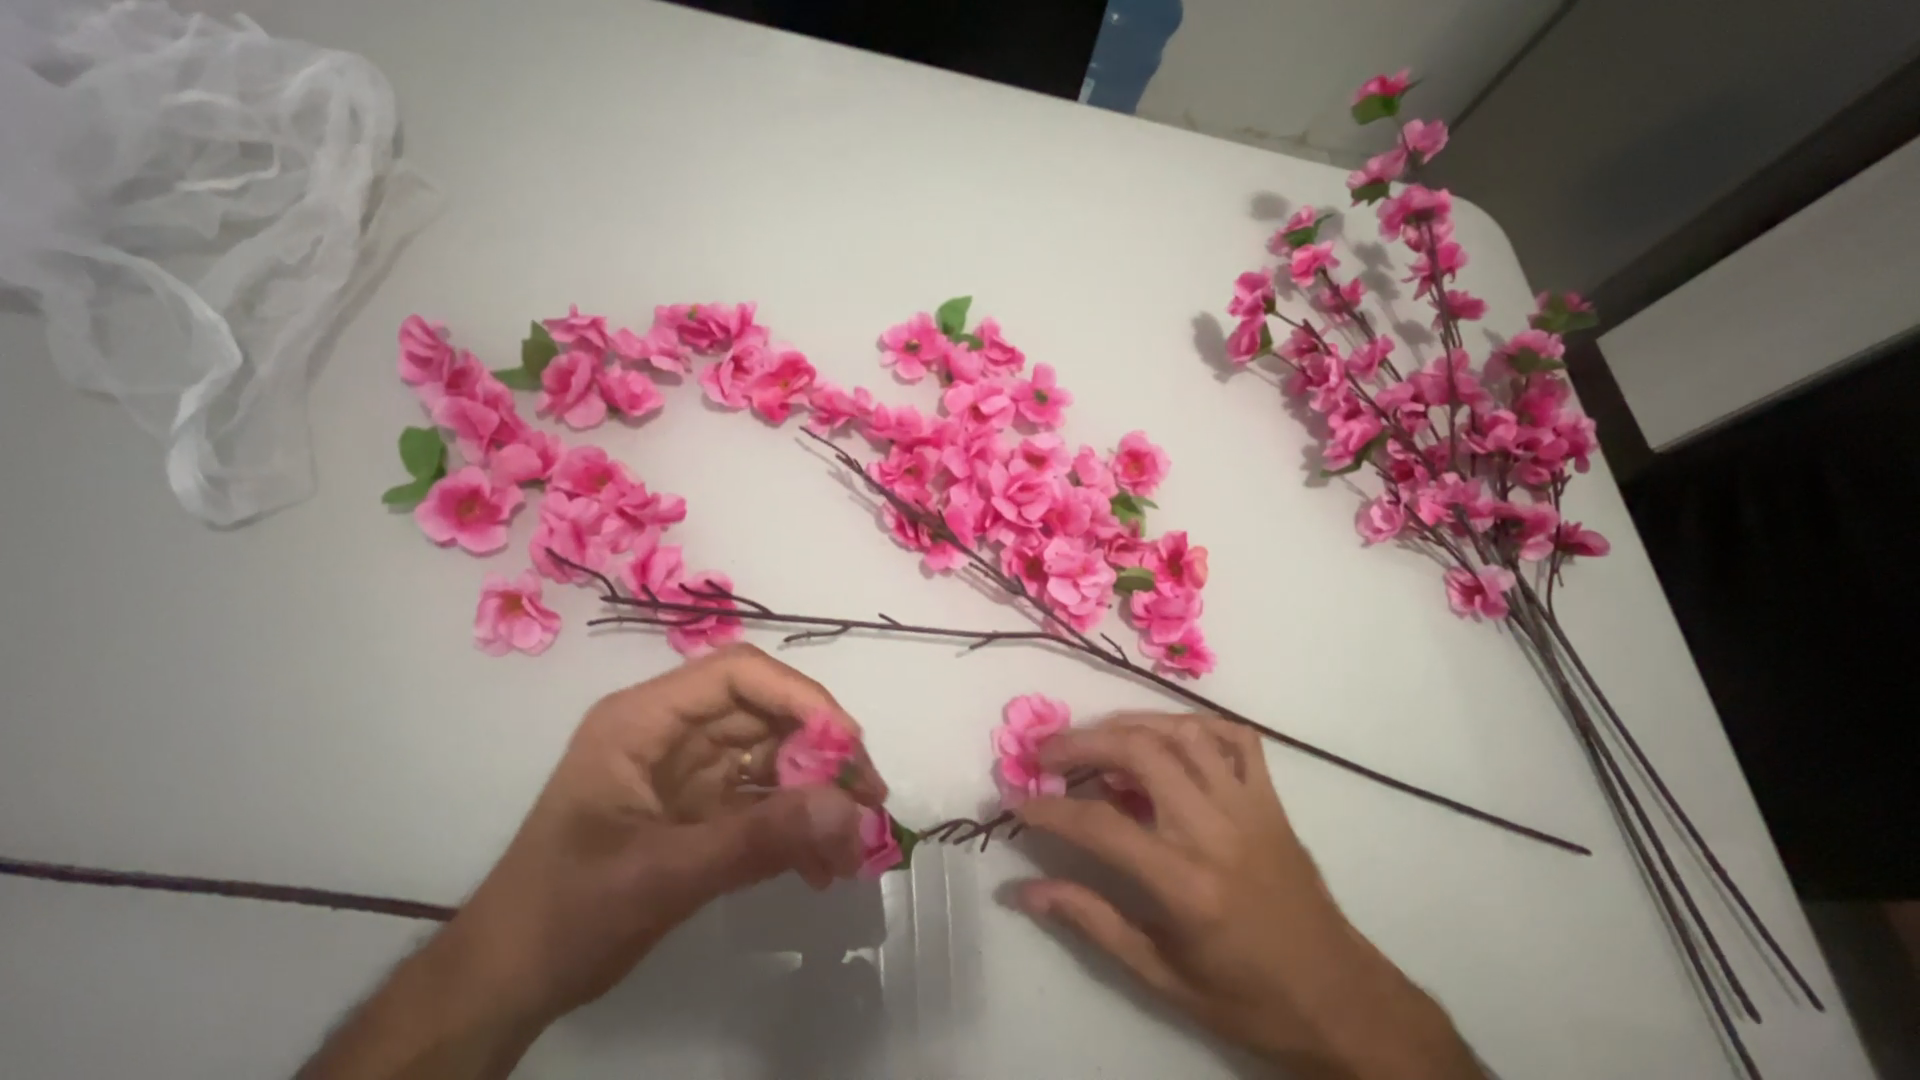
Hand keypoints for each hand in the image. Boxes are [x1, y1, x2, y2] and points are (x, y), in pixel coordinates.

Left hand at [299, 645, 886, 1079]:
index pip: (736, 676)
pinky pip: (763, 803)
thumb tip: (849, 811)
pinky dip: (797, 828)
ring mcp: (687, 774)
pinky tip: (822, 867)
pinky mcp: (699, 813)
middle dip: (821, 753)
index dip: (799, 698)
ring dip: (816, 797)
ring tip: (852, 849)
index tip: (848, 747)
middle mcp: (670, 734)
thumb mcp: (662, 875)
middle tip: (868, 803)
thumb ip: (757, 840)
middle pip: (765, 714)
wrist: (510, 981)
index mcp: (643, 721)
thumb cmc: (566, 914)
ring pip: (772, 758)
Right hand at [1014, 713, 1482, 1079]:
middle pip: (1139, 753)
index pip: (1100, 824)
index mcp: (1185, 883)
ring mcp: (1249, 807)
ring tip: (1095, 739)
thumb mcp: (1159, 975)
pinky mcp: (1272, 801)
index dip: (1048, 809)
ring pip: (1183, 733)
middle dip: (1081, 744)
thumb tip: (1023, 890)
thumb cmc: (1245, 998)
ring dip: (1130, 724)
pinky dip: (1194, 724)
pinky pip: (1235, 739)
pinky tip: (1165, 736)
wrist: (1340, 999)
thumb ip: (1091, 921)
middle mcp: (1216, 830)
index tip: (1013, 799)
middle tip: (1045, 755)